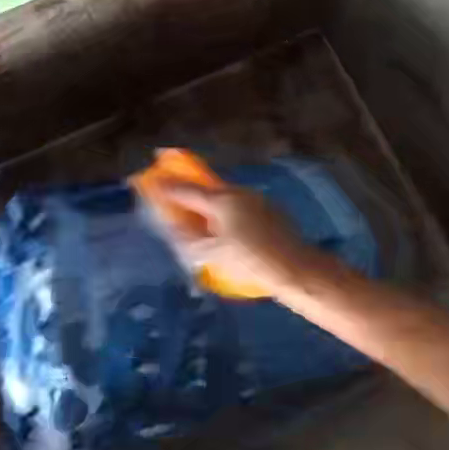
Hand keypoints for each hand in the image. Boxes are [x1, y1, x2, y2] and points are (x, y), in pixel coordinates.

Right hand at [154, 182, 331, 296]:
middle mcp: (238, 193)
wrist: (295, 268)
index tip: (153, 181)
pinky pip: (239, 205)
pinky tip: (227, 228)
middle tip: (175, 196)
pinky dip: (227, 211)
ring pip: (225, 197)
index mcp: (221, 200)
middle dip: (190, 192)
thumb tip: (174, 229)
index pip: (187, 190)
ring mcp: (256, 199)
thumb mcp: (212, 254)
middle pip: (207, 189)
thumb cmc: (250, 261)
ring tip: (200, 217)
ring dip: (210, 203)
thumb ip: (189, 240)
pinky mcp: (269, 210)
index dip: (168, 187)